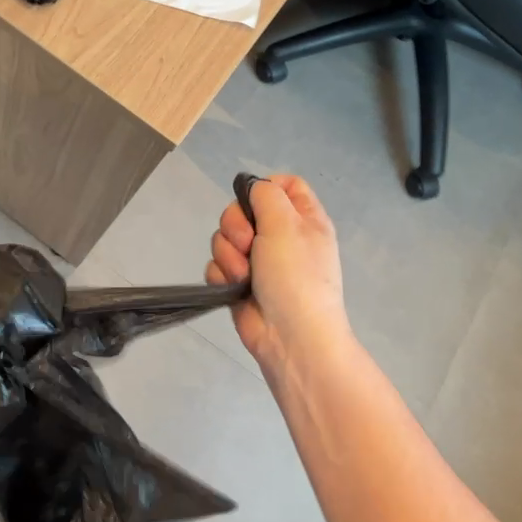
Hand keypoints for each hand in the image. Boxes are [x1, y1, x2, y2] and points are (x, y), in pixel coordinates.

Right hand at [206, 174, 352, 376]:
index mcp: (303, 219)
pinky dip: (221, 274)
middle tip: (247, 244)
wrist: (290, 337)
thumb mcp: (285, 224)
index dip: (265, 187)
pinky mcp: (240, 282)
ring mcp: (260, 261)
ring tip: (242, 274)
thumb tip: (254, 187)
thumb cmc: (295, 276)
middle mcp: (282, 236)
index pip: (284, 185)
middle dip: (236, 225)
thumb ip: (266, 195)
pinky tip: (232, 286)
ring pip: (226, 238)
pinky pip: (218, 264)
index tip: (253, 200)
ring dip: (228, 254)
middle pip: (244, 210)